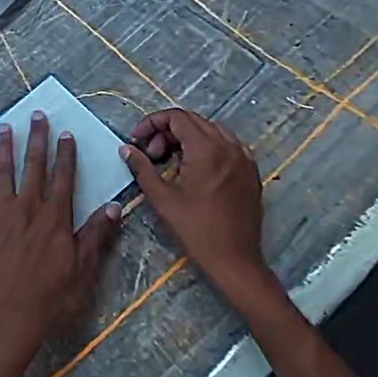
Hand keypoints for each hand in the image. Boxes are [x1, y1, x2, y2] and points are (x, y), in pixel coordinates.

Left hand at [0, 110, 120, 357]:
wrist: (10, 312)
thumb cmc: (51, 295)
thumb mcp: (83, 267)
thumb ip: (96, 235)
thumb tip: (114, 206)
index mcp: (55, 217)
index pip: (64, 178)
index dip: (66, 154)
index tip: (66, 133)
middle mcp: (28, 209)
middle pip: (34, 167)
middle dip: (37, 140)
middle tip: (36, 116)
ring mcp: (2, 216)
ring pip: (3, 175)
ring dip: (3, 150)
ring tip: (3, 128)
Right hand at [119, 109, 265, 290]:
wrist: (234, 258)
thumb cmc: (195, 229)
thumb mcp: (162, 197)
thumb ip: (142, 168)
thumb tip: (126, 149)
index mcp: (207, 150)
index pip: (176, 117)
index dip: (151, 123)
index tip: (136, 140)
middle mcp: (229, 147)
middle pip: (193, 121)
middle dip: (166, 130)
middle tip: (150, 153)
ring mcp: (243, 158)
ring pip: (210, 130)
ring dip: (185, 137)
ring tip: (169, 159)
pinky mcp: (250, 171)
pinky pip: (226, 144)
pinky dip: (206, 146)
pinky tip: (194, 166)